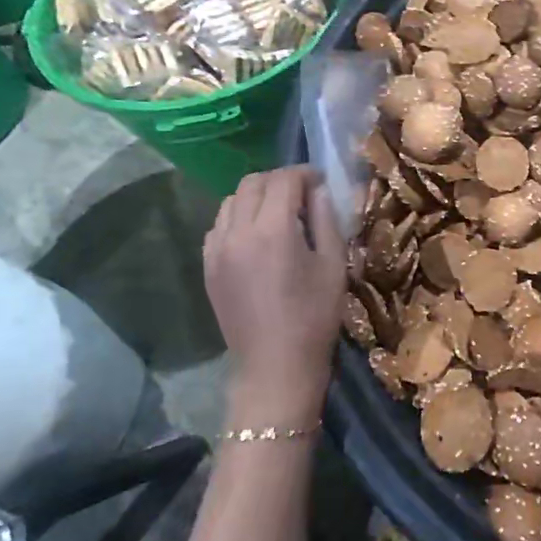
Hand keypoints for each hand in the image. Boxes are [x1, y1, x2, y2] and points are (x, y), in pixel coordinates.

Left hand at [204, 167, 346, 422]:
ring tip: (277, 212)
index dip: (304, 173)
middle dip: (279, 180)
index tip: (320, 180)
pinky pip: (218, 226)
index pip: (284, 180)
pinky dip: (237, 218)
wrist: (275, 367)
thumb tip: (318, 192)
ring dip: (255, 196)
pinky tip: (255, 235)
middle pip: (253, 183)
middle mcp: (238, 231)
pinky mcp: (207, 266)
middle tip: (301, 193)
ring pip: (231, 201)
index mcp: (273, 230)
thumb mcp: (333, 265)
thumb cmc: (314, 318)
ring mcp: (217, 249)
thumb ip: (326, 220)